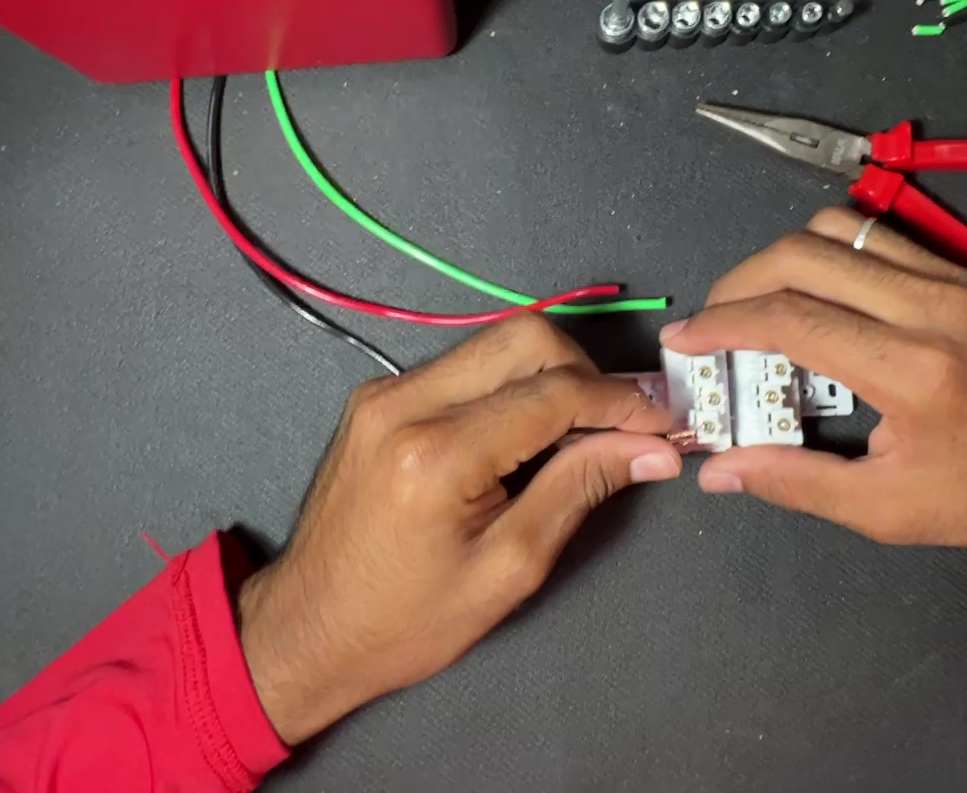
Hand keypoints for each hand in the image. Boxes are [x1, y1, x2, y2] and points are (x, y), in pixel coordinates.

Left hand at [236, 314, 677, 743]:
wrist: (304, 629)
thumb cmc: (408, 620)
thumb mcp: (509, 569)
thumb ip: (580, 490)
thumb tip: (652, 447)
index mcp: (437, 453)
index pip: (553, 393)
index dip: (620, 400)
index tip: (661, 419)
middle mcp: (406, 400)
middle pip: (525, 337)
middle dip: (586, 369)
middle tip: (617, 421)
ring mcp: (386, 390)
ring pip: (496, 342)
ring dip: (550, 372)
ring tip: (580, 424)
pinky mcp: (379, 394)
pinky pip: (465, 363)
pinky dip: (511, 382)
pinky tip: (527, 426)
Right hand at [664, 207, 966, 552]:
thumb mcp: (891, 511)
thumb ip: (795, 483)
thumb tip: (718, 471)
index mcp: (912, 371)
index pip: (790, 318)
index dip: (722, 323)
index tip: (685, 338)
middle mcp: (928, 306)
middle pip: (802, 255)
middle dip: (737, 281)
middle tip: (713, 320)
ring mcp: (948, 278)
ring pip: (835, 228)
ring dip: (779, 258)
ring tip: (757, 302)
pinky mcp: (959, 271)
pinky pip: (873, 233)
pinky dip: (825, 249)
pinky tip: (813, 287)